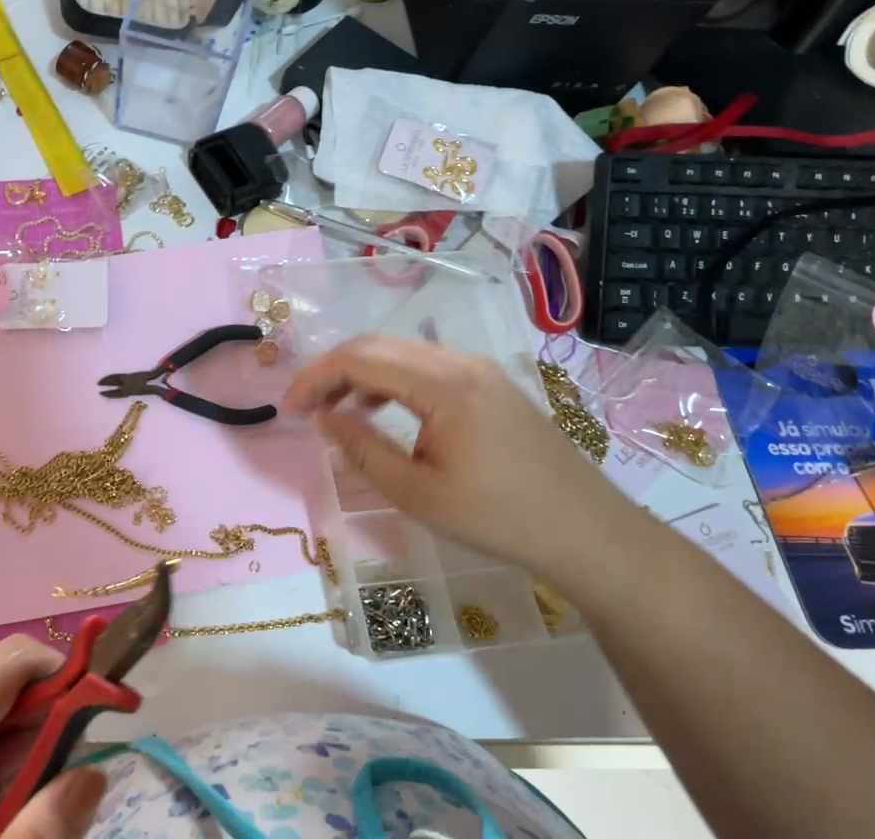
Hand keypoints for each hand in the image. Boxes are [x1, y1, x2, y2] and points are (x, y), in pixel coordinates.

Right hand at [282, 337, 638, 581]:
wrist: (586, 531)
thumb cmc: (498, 517)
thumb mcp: (417, 493)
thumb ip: (363, 450)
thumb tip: (325, 419)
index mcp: (443, 383)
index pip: (359, 358)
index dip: (315, 378)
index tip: (288, 410)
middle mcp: (461, 362)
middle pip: (378, 345)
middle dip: (332, 370)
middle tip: (305, 409)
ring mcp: (481, 369)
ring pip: (401, 352)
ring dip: (361, 374)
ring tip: (336, 412)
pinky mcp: (491, 384)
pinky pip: (427, 366)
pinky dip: (391, 380)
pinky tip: (381, 410)